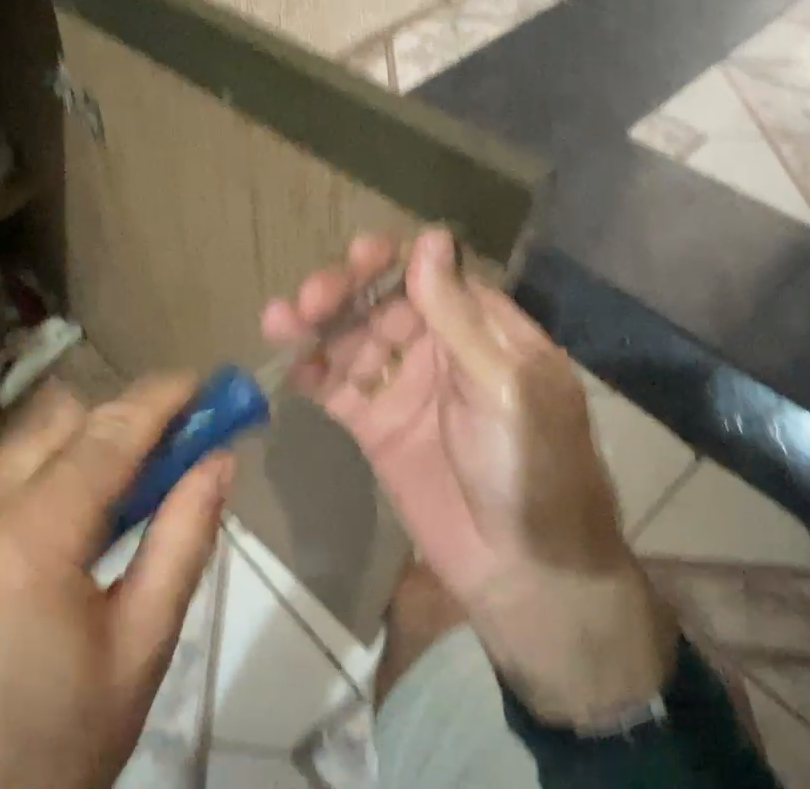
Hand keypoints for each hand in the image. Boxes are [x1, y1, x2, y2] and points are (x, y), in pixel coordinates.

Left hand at [0, 377, 232, 788]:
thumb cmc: (61, 743)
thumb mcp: (141, 646)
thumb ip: (182, 540)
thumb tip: (219, 461)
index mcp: (28, 535)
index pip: (107, 434)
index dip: (161, 400)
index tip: (205, 384)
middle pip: (60, 419)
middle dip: (122, 417)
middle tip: (174, 447)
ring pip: (21, 442)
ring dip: (79, 444)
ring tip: (126, 489)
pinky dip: (38, 475)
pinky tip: (64, 526)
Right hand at [262, 228, 674, 725]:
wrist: (522, 571)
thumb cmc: (532, 469)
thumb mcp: (504, 386)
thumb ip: (458, 317)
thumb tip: (428, 237)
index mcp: (483, 331)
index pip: (430, 275)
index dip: (391, 261)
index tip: (356, 259)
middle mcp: (439, 350)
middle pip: (381, 303)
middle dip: (343, 293)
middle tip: (307, 301)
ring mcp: (404, 388)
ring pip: (351, 339)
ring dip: (315, 325)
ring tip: (277, 319)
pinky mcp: (375, 427)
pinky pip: (337, 388)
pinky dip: (313, 372)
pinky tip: (291, 365)